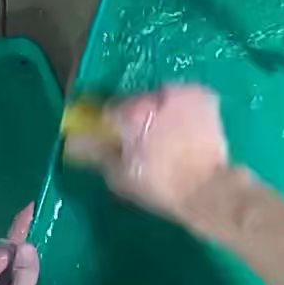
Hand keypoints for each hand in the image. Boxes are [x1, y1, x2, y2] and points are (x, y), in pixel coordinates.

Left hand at [0, 205, 39, 284]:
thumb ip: (23, 276)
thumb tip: (27, 245)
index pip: (3, 248)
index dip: (21, 229)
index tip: (32, 206)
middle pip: (1, 258)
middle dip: (22, 248)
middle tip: (45, 233)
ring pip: (1, 273)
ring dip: (20, 267)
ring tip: (42, 253)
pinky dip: (15, 281)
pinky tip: (29, 279)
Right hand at [67, 83, 231, 222]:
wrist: (210, 191)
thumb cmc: (162, 187)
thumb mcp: (120, 177)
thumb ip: (95, 154)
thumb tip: (73, 140)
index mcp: (131, 112)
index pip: (107, 109)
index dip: (108, 126)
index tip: (114, 140)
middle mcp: (155, 94)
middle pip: (136, 103)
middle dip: (136, 120)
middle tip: (144, 145)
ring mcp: (183, 93)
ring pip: (160, 100)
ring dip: (159, 113)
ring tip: (168, 141)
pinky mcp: (205, 97)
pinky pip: (183, 100)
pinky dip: (180, 111)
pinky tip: (185, 132)